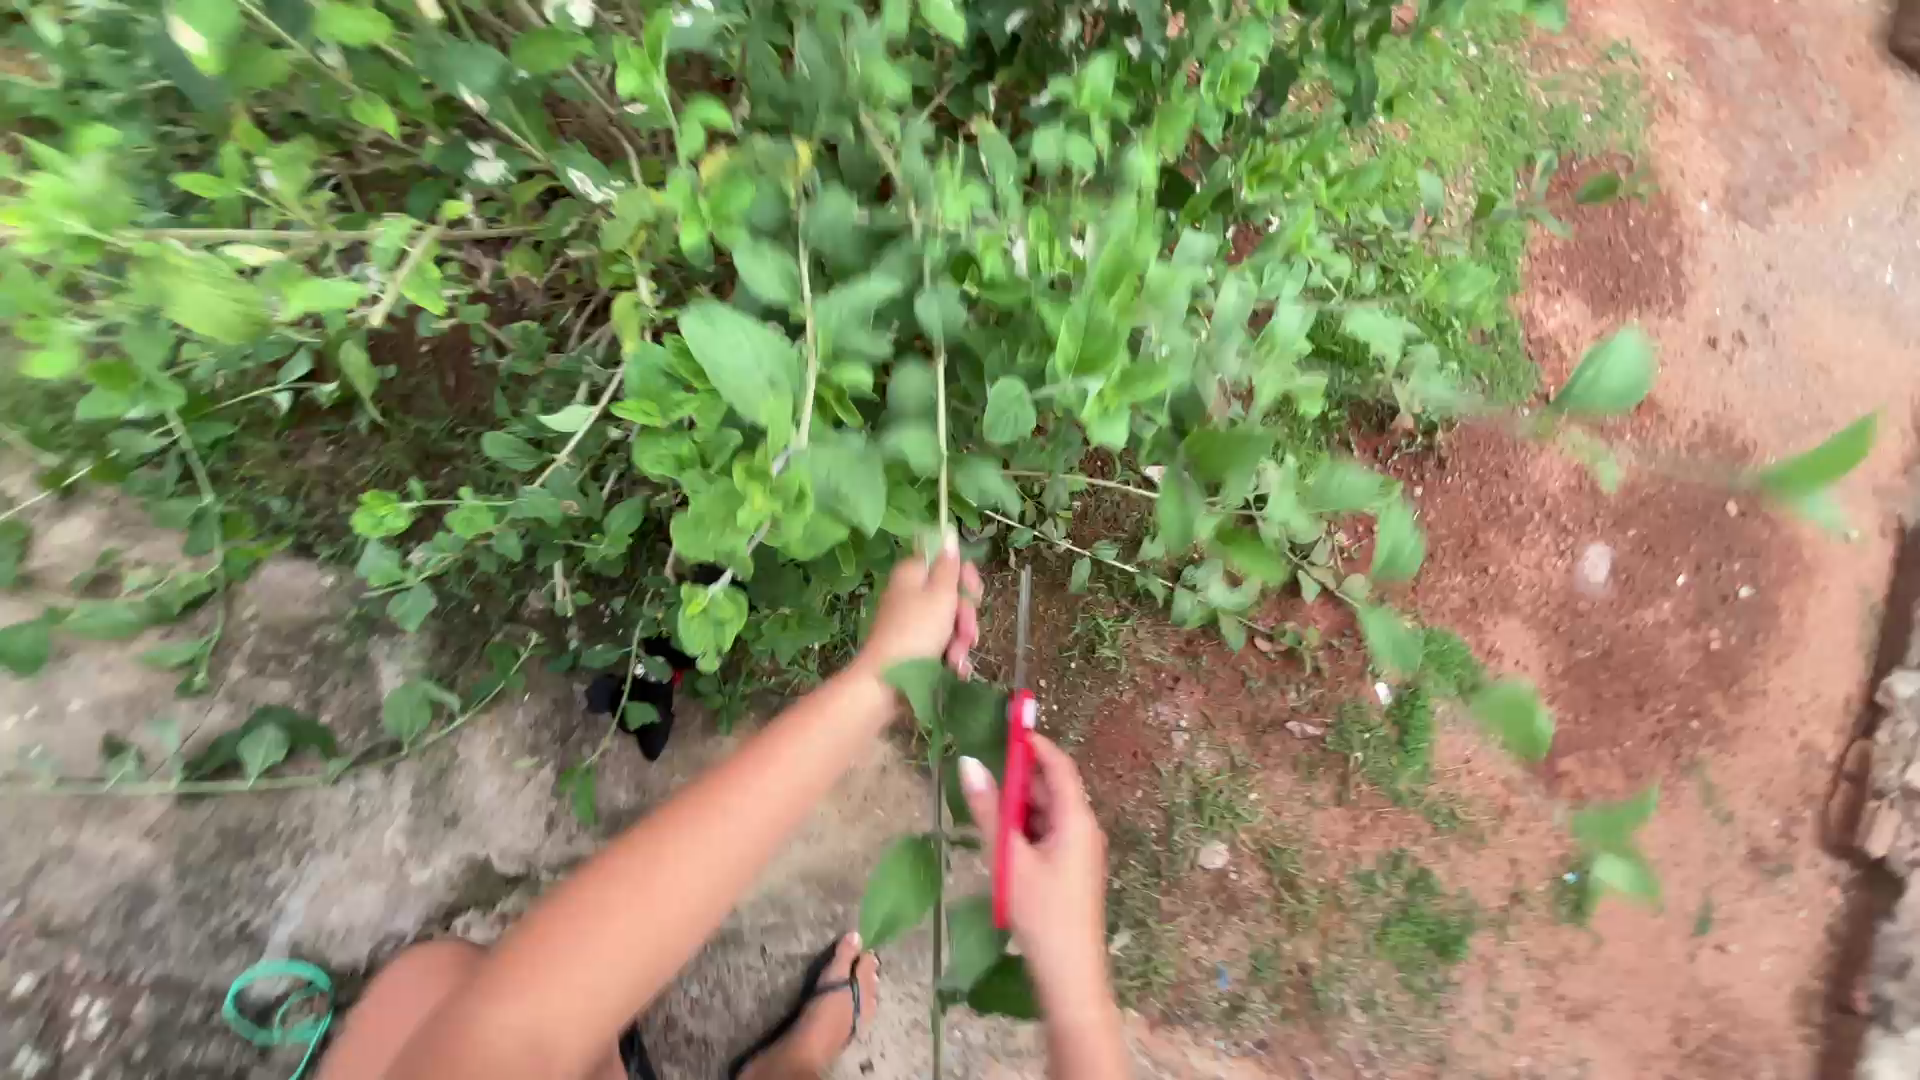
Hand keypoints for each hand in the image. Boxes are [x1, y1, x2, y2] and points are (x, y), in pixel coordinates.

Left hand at [853, 535, 981, 677]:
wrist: (889, 682)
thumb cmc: (916, 632)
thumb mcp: (940, 594)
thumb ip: (949, 566)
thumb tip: (947, 532)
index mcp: (913, 574)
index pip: (945, 562)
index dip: (964, 577)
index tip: (973, 592)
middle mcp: (911, 594)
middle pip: (951, 595)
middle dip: (965, 616)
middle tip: (965, 630)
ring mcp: (912, 622)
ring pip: (951, 622)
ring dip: (961, 639)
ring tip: (955, 656)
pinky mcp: (915, 647)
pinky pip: (942, 643)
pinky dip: (951, 655)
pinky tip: (954, 668)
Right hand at [958, 735, 1112, 1015]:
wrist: (1070, 976)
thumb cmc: (1041, 913)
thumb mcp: (1008, 857)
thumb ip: (988, 809)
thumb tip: (969, 763)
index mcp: (1077, 819)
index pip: (1058, 765)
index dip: (1034, 743)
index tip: (1007, 726)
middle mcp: (1084, 828)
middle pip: (1052, 788)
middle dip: (1019, 777)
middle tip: (983, 771)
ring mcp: (1080, 850)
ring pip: (1046, 812)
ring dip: (1018, 807)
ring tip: (985, 809)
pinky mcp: (1072, 869)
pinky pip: (1048, 833)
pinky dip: (1025, 828)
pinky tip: (1001, 842)